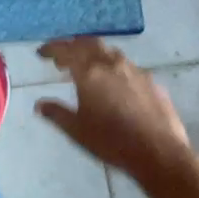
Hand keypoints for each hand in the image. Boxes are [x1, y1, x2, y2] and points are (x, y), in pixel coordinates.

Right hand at [35, 38, 194, 180]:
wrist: (159, 154)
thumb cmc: (112, 141)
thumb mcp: (77, 130)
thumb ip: (56, 113)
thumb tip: (39, 104)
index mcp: (89, 72)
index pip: (65, 50)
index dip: (51, 49)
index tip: (41, 53)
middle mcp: (111, 63)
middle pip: (89, 43)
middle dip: (74, 46)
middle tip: (64, 59)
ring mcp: (134, 71)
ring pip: (110, 52)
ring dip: (95, 55)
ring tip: (89, 69)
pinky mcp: (152, 82)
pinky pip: (128, 66)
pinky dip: (115, 68)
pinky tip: (117, 85)